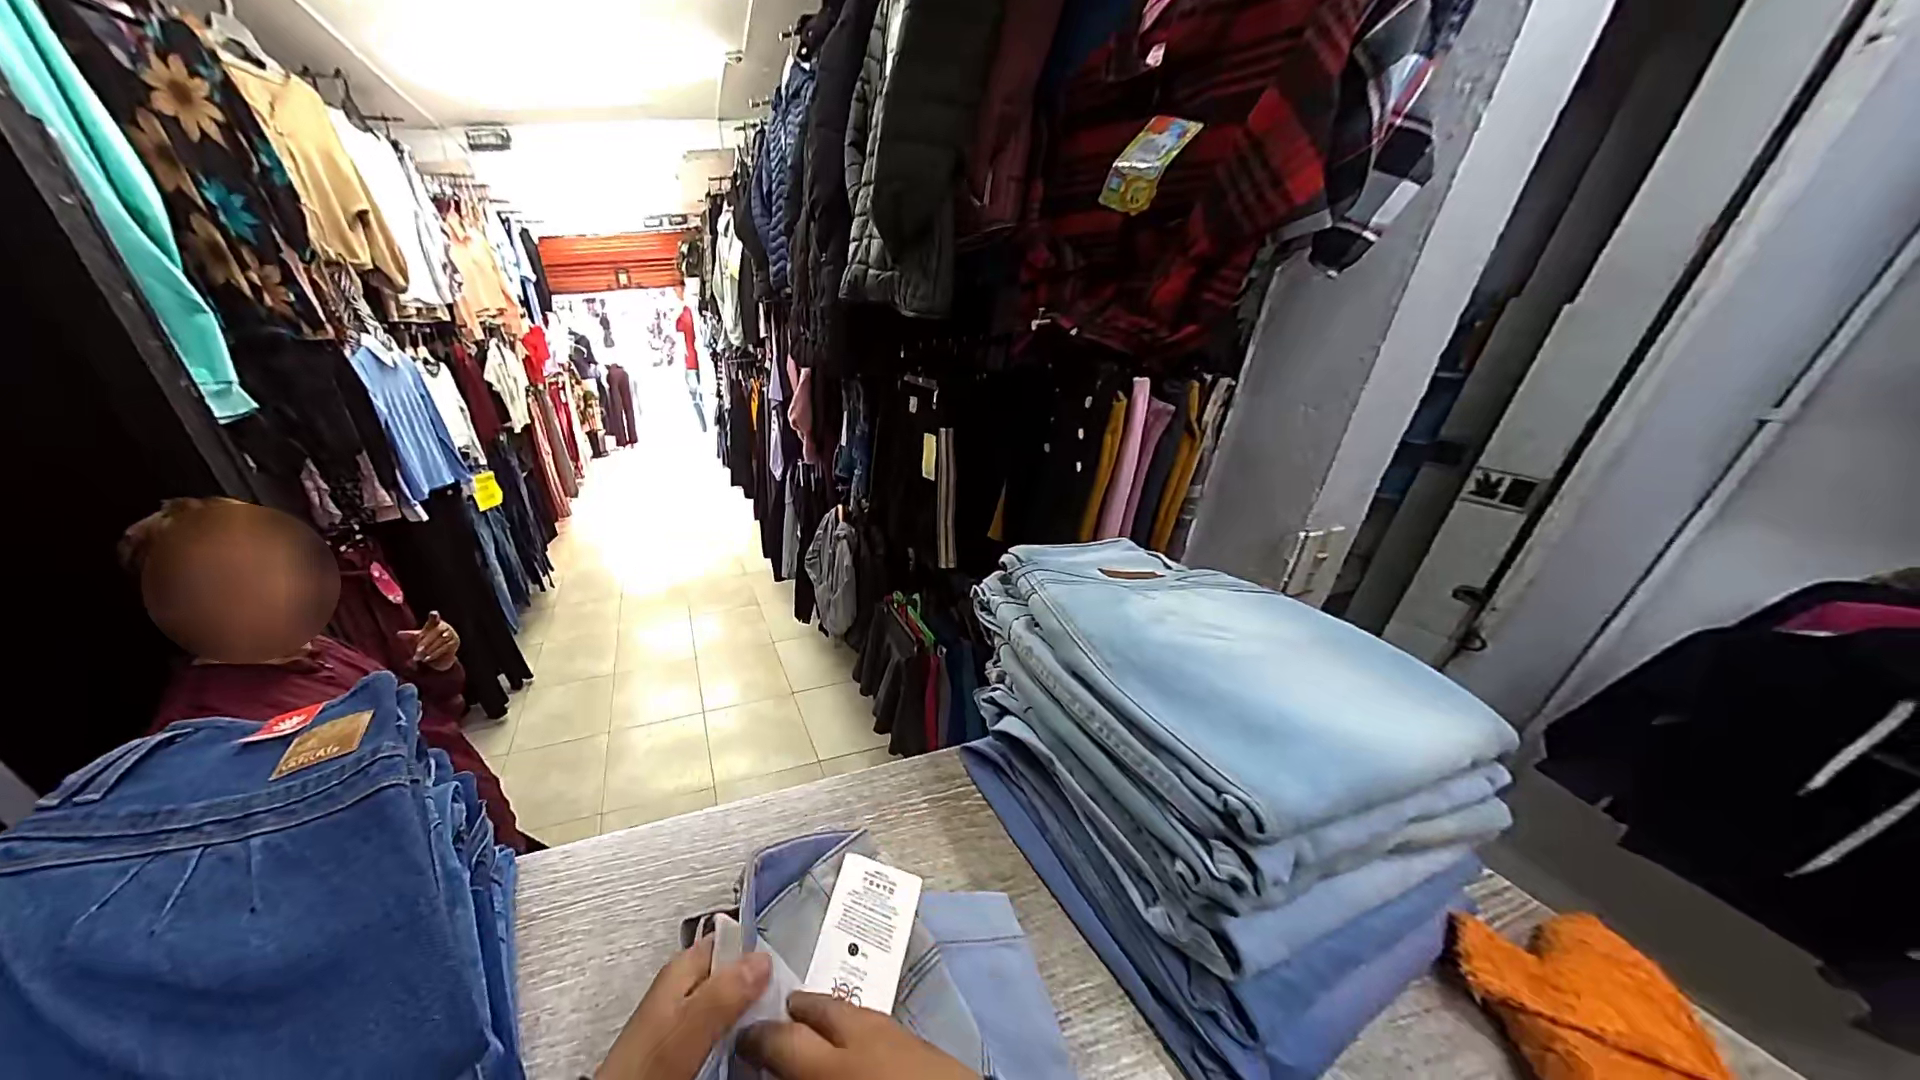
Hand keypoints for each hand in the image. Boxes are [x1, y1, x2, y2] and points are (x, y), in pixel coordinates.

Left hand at [398, 612, 459, 670]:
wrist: (442, 653)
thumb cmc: (430, 641)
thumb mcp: (419, 638)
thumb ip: (411, 635)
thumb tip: (398, 634)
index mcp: (436, 623)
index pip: (435, 619)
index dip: (434, 616)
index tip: (433, 613)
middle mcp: (445, 627)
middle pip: (435, 632)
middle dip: (426, 642)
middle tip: (417, 651)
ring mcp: (452, 634)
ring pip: (440, 641)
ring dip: (429, 650)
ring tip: (420, 657)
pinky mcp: (454, 643)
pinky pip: (444, 648)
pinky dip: (435, 654)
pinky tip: (427, 658)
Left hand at [595, 936, 771, 1079]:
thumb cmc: (644, 1069)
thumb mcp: (689, 1025)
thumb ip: (724, 988)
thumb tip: (763, 958)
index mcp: (682, 968)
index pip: (732, 937)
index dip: (759, 949)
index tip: (781, 971)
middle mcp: (684, 985)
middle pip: (735, 971)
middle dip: (756, 985)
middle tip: (773, 1006)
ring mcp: (684, 1015)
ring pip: (732, 1000)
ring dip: (748, 1012)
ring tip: (761, 1029)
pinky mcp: (685, 1042)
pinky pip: (723, 1026)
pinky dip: (736, 1034)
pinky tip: (742, 1048)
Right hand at [740, 992, 976, 1079]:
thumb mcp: (831, 1079)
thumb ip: (802, 1071)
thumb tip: (779, 1068)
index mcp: (831, 1063)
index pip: (782, 1041)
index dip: (756, 1039)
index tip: (741, 1038)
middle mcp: (860, 1034)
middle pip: (819, 1010)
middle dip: (794, 1010)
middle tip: (775, 1016)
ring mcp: (892, 1030)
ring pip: (849, 1010)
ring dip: (826, 1015)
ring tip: (811, 1027)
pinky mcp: (915, 1037)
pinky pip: (873, 1021)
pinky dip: (854, 1025)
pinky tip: (852, 1044)